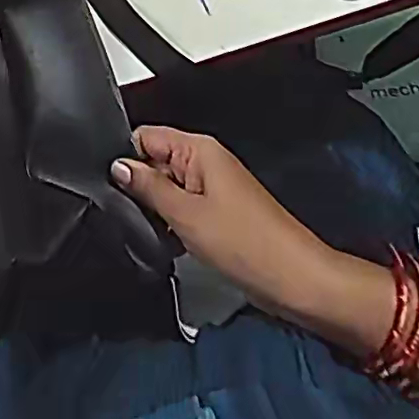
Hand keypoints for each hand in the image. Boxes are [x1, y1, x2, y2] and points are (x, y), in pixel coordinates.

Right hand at [111, 127, 355, 321]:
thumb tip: (118, 167)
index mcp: (199, 149)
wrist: (300, 282)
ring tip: (166, 231)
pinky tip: (177, 241)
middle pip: (154, 161)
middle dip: (143, 187)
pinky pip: (182, 206)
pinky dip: (175, 221)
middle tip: (148, 214)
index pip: (144, 136)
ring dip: (159, 208)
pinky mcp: (219, 211)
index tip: (121, 186)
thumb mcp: (185, 213)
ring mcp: (213, 187)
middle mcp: (206, 161)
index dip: (127, 159)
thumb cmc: (251, 244)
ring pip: (166, 186)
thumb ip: (146, 186)